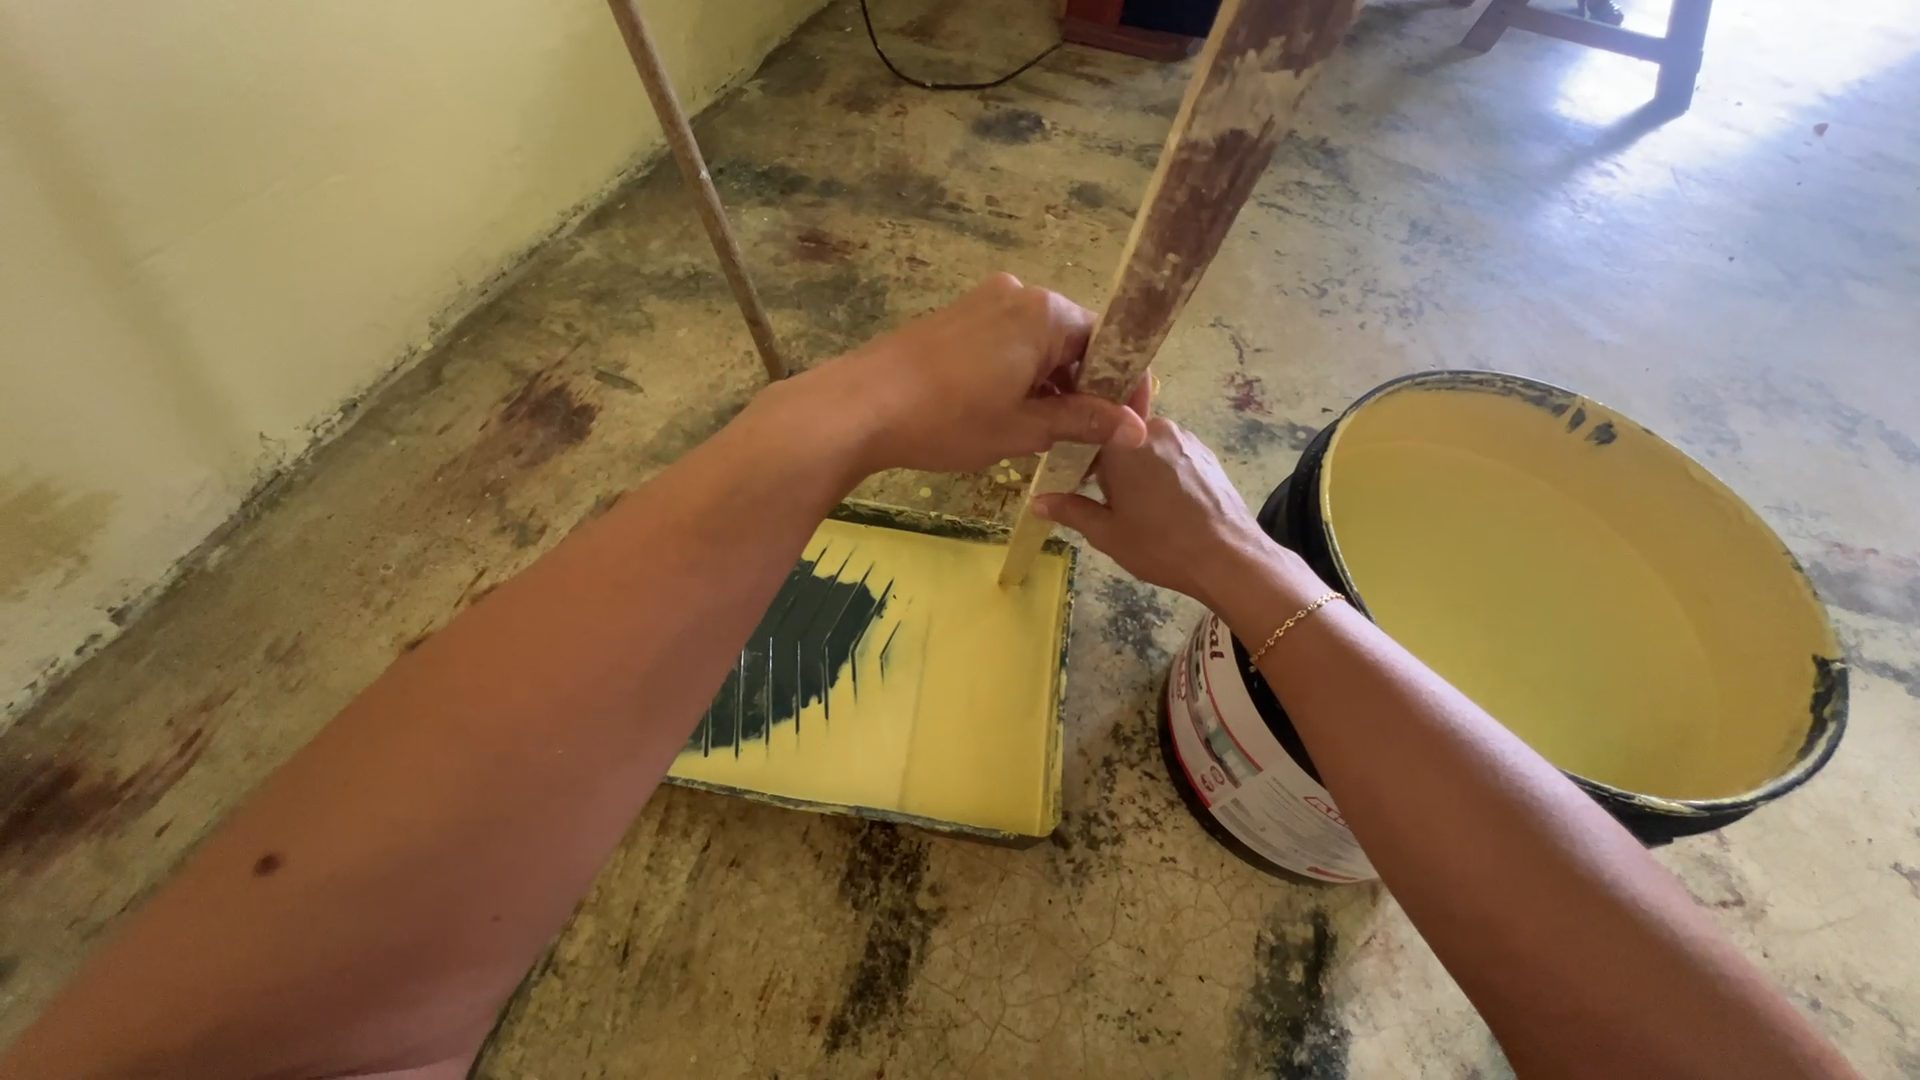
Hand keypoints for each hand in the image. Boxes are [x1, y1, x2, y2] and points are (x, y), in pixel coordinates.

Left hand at [794, 274, 1148, 473]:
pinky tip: (1007, 411)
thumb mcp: (1024, 428)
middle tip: (1083, 437)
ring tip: (1044, 433)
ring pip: (1037, 343)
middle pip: (1072, 340)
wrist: (860, 406)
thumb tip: (1137, 428)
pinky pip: (1006, 342)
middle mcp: (1019, 294)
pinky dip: (1018, 374)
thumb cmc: (949, 419)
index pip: (1107, 342)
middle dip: (1083, 387)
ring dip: (1049, 384)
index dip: (1121, 386)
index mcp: (1045, 314)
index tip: (1125, 427)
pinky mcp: (956, 316)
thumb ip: (1084, 422)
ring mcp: (983, 301)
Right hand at [1033, 418, 1308, 610]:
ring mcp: (1186, 439)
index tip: (1070, 473)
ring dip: (1135, 464)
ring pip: (1146, 443)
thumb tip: (1036, 502)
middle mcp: (1156, 429)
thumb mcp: (1107, 533)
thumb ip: (1070, 511)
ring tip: (1135, 503)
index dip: (1075, 448)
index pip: (1088, 428)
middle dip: (1107, 458)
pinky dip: (1160, 470)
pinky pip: (1171, 453)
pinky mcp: (1207, 454)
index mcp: (1124, 442)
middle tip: (1101, 495)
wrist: (1229, 559)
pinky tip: (1163, 503)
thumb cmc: (1160, 545)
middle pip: (1118, 434)